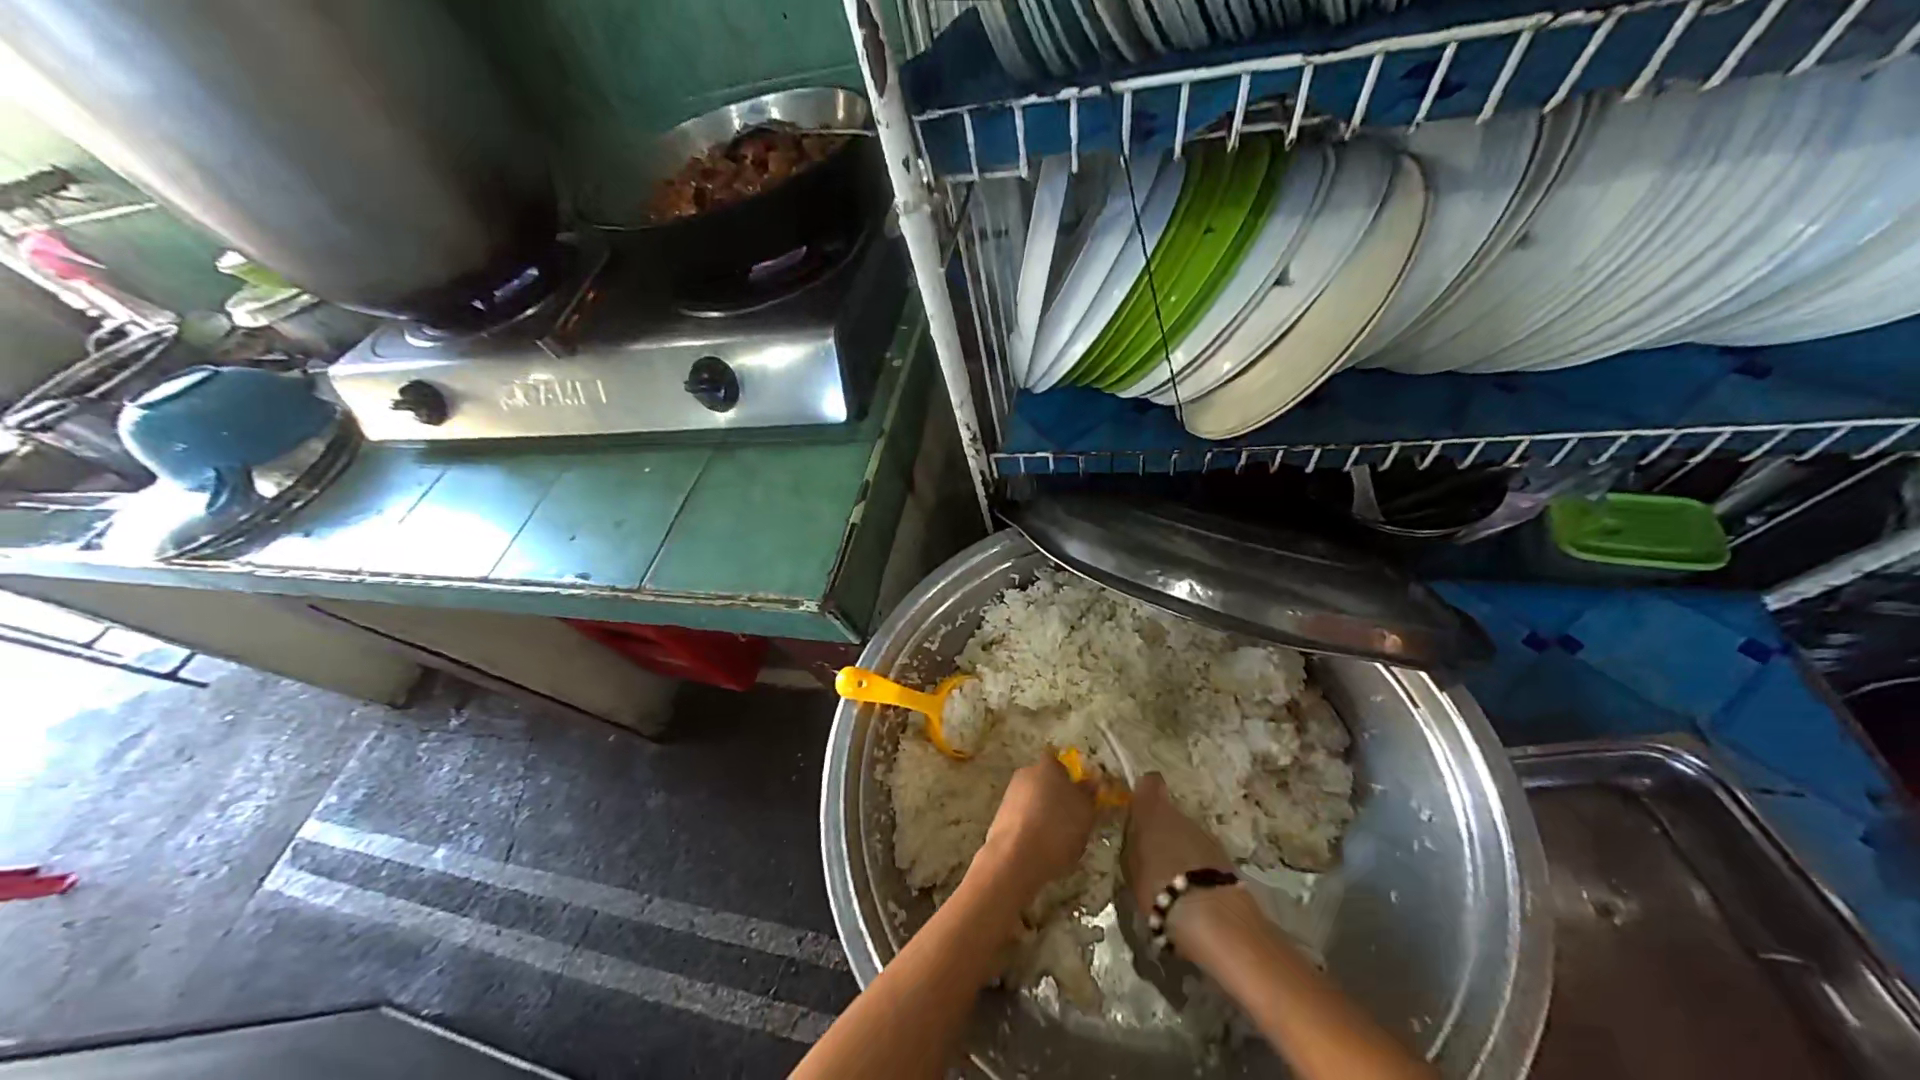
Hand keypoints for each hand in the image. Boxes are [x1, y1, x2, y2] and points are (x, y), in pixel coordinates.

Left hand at [977, 758, 1098, 897]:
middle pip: (1045, 781)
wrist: (1016, 858)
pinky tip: (1041, 849)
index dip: (1070, 776)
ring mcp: (1009, 796)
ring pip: (1033, 801)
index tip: (1081, 794)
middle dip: (1057, 796)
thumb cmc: (1058, 828)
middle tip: (1074, 819)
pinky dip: (1032, 829)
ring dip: (1044, 814)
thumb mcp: (1086, 811)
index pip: (1059, 762)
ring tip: (1059, 840)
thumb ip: (1088, 793)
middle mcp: (1025, 774)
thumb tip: (1090, 782)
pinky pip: (1023, 819)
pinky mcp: (999, 819)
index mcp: (1046, 766)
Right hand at [1124, 773, 1238, 941]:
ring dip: (1181, 850)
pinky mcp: (1225, 858)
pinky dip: (1196, 867)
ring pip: (1188, 835)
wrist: (1209, 913)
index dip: (1145, 791)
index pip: (1150, 783)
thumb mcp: (1130, 863)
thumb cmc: (1157, 884)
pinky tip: (1190, 891)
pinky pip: (1203, 856)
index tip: (1139, 806)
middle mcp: (1182, 815)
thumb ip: (1133, 840)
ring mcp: (1206, 835)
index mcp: (1154, 811)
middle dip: (1163, 830)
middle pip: (1170, 814)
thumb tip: (1137, 830)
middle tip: (1152, 856)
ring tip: (1171, 879)